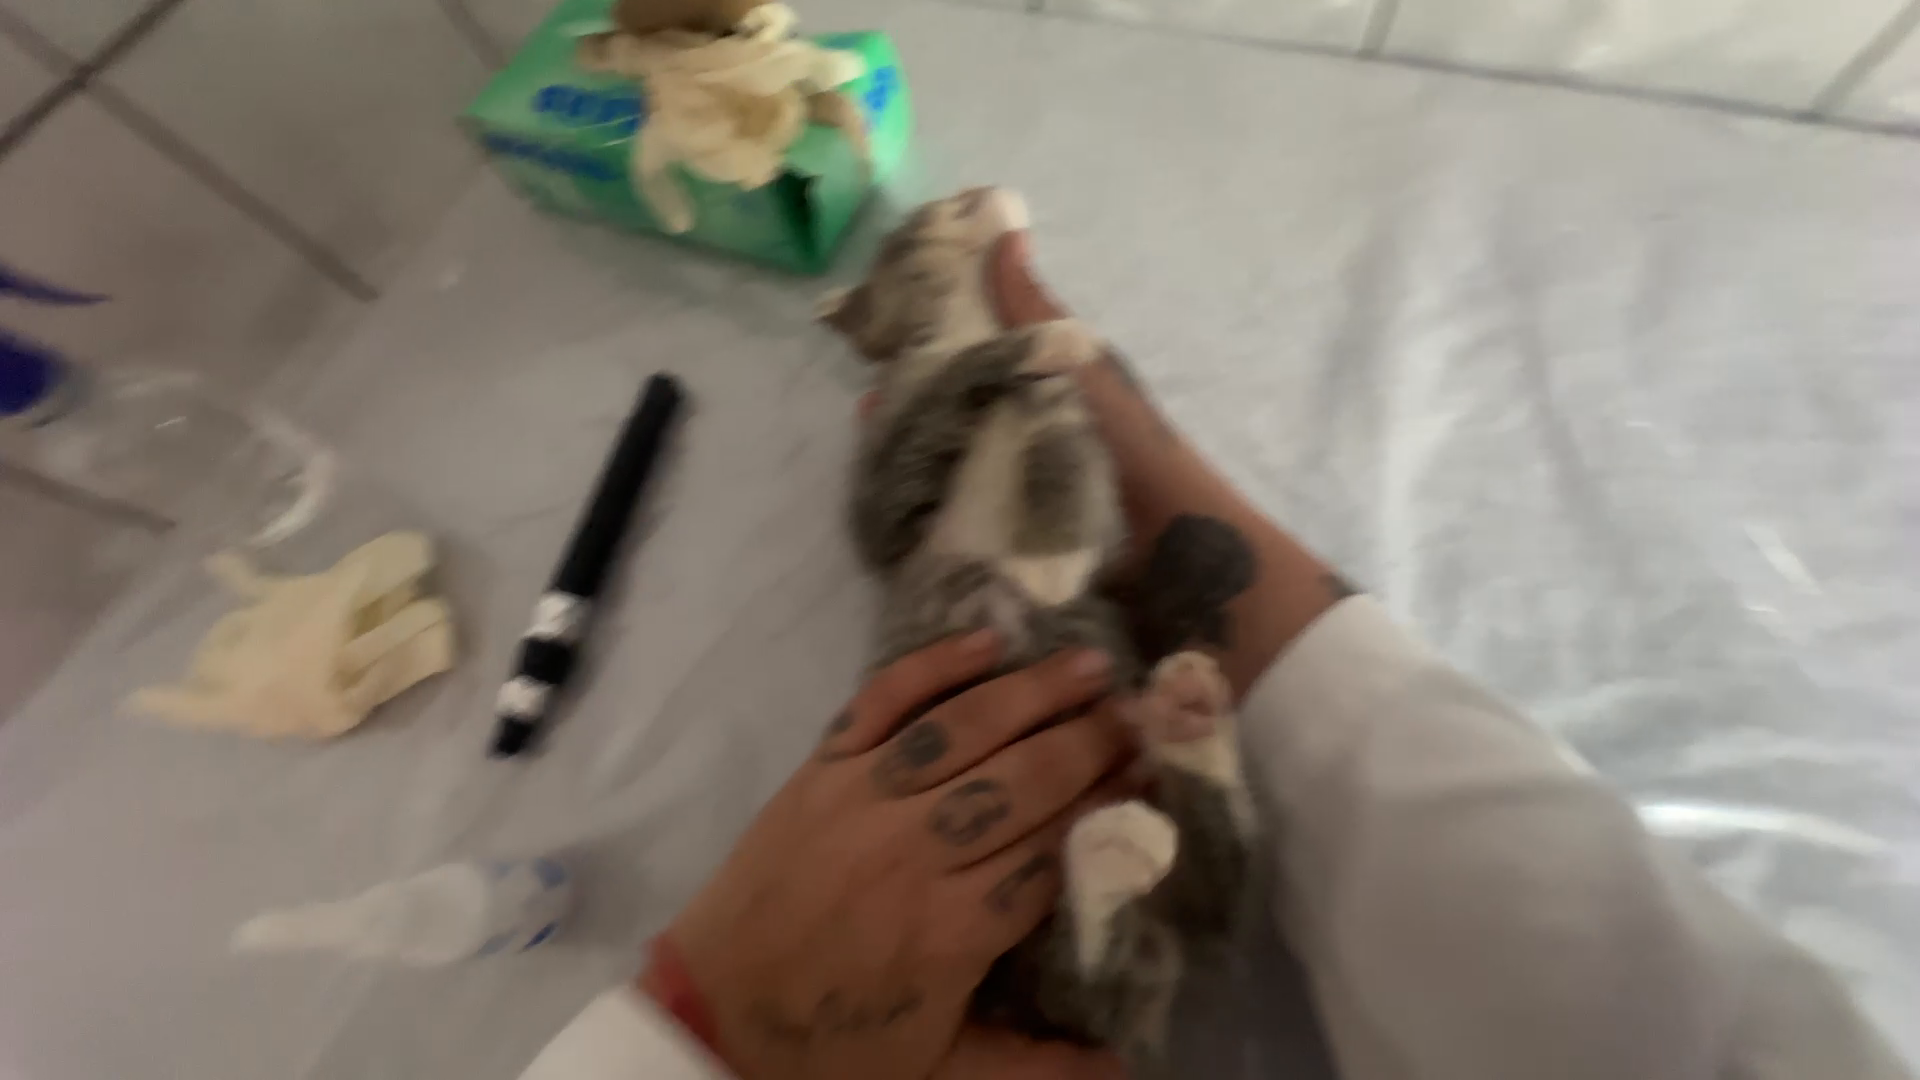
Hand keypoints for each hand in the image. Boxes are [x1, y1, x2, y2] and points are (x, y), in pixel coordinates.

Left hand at [659, 632, 1134, 1079]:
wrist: (710, 1015)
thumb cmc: (831, 1046)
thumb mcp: (942, 1074)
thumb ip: (1038, 1068)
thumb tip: (1130, 1068)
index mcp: (951, 931)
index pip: (1054, 850)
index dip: (1110, 809)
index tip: (1150, 776)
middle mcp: (914, 851)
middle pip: (1022, 781)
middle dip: (1090, 742)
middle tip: (1139, 711)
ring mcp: (862, 796)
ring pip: (963, 730)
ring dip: (1033, 692)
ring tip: (1090, 663)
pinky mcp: (821, 767)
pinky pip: (879, 702)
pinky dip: (931, 667)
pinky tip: (986, 642)